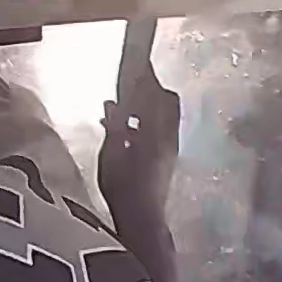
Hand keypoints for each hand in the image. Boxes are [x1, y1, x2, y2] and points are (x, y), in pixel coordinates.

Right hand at [98, 70, 181, 223]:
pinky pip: (160, 129)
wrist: (142, 219)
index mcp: (156, 132)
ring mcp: (170, 148)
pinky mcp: (166, 158)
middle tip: (131, 83)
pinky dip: (146, 120)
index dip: (147, 77)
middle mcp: (168, 136)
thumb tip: (111, 104)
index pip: (155, 95)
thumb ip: (114, 127)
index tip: (139, 62)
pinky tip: (126, 128)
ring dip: (148, 105)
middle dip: (151, 89)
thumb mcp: (112, 155)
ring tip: (125, 105)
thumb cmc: (124, 188)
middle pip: (166, 102)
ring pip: (164, 116)